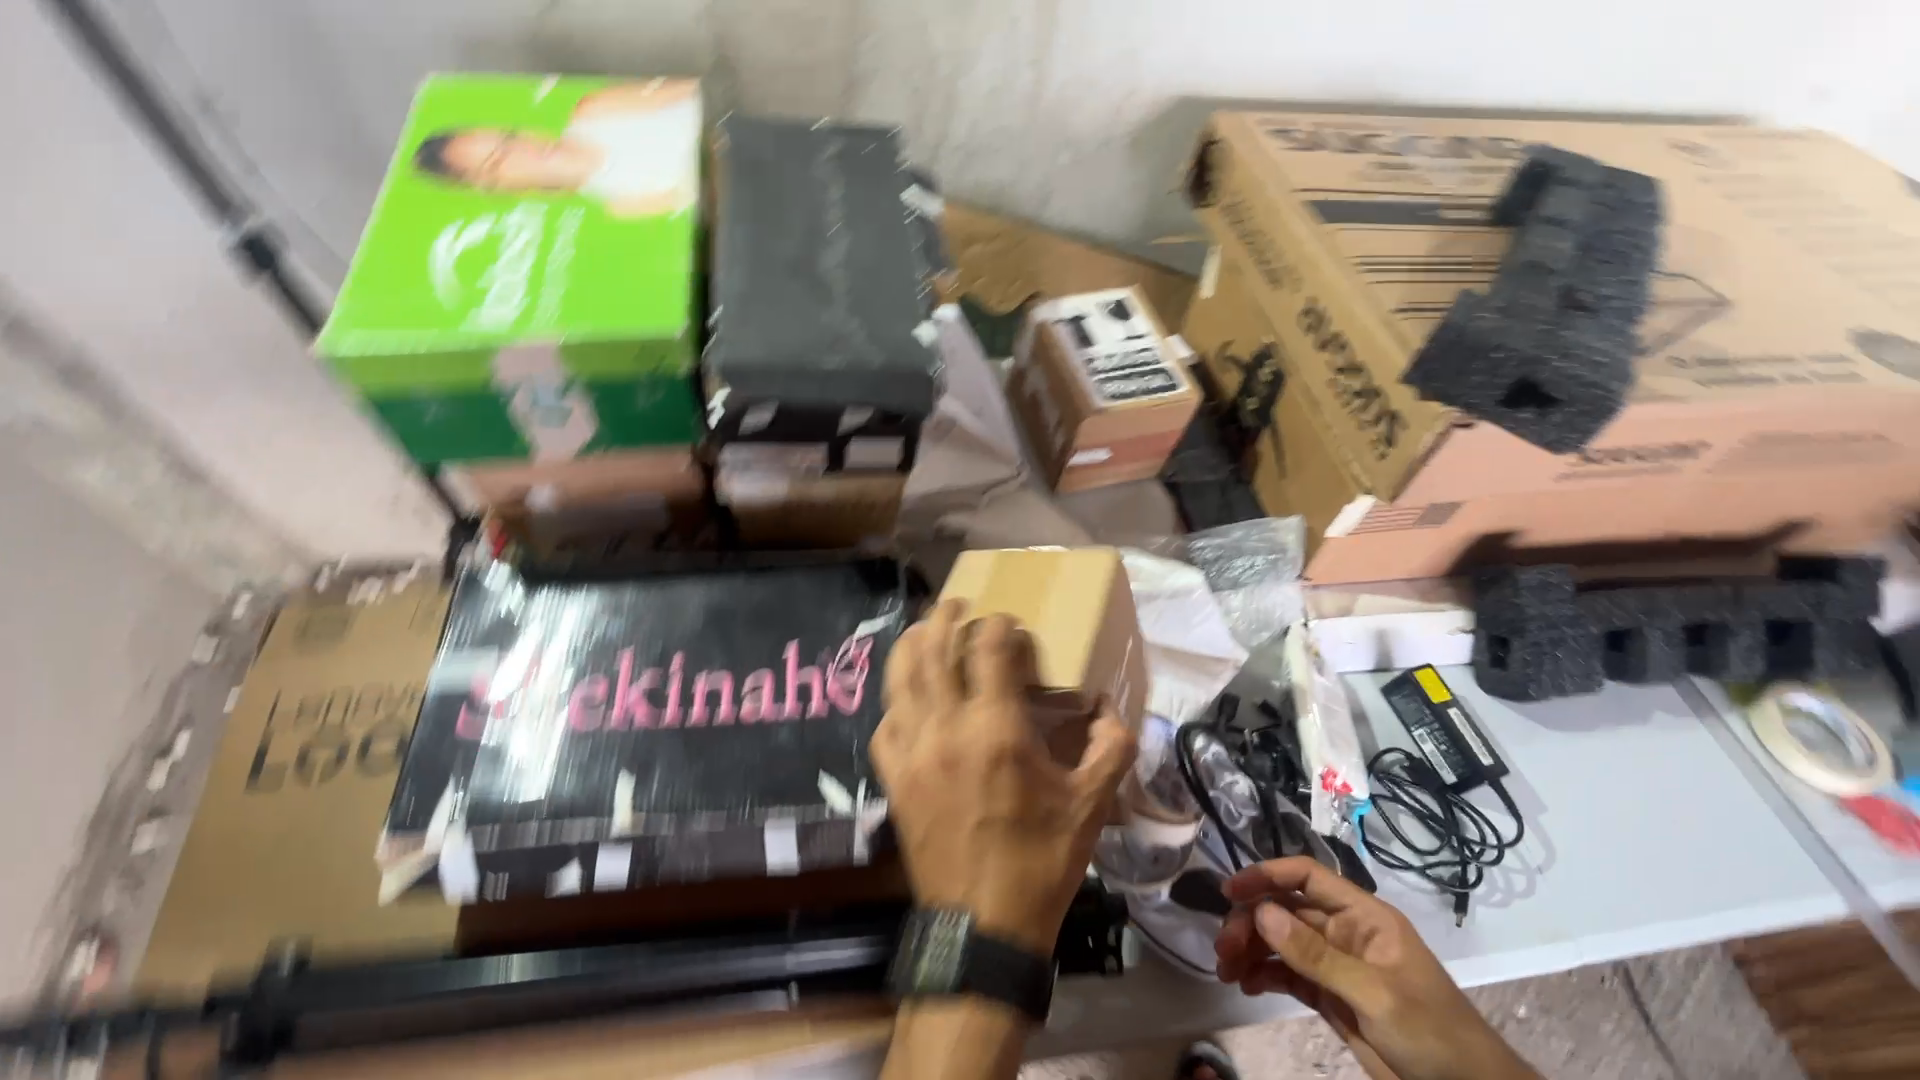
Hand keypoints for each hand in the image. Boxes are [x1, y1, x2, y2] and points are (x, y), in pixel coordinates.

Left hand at [871, 600, 1136, 952]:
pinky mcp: (893, 780)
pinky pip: (884, 724)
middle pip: (933, 650)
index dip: (999, 625)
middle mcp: (946, 728)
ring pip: (900, 679)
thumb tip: (1110, 709)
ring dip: (912, 644)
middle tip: (959, 605)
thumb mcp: (1092, 805)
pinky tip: (907, 698)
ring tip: (926, 629)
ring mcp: (912, 753)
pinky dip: (895, 700)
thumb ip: (1111, 747)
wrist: (984, 924)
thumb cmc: (1042, 861)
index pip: (988, 648)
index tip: (1011, 625)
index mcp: (997, 728)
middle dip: (946, 618)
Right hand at [1215, 858, 1538, 1079]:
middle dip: (1252, 923)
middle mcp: (1346, 932)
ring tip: (1226, 970)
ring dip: (1251, 950)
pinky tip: (1246, 985)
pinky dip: (1264, 975)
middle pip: (1287, 911)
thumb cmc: (1432, 1033)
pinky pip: (1288, 974)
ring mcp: (1337, 965)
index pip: (1309, 877)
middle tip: (1223, 949)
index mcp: (1365, 917)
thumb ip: (1316, 955)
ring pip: (1281, 942)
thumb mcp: (1374, 994)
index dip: (1268, 876)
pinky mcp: (1330, 996)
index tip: (1230, 892)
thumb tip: (1262, 912)